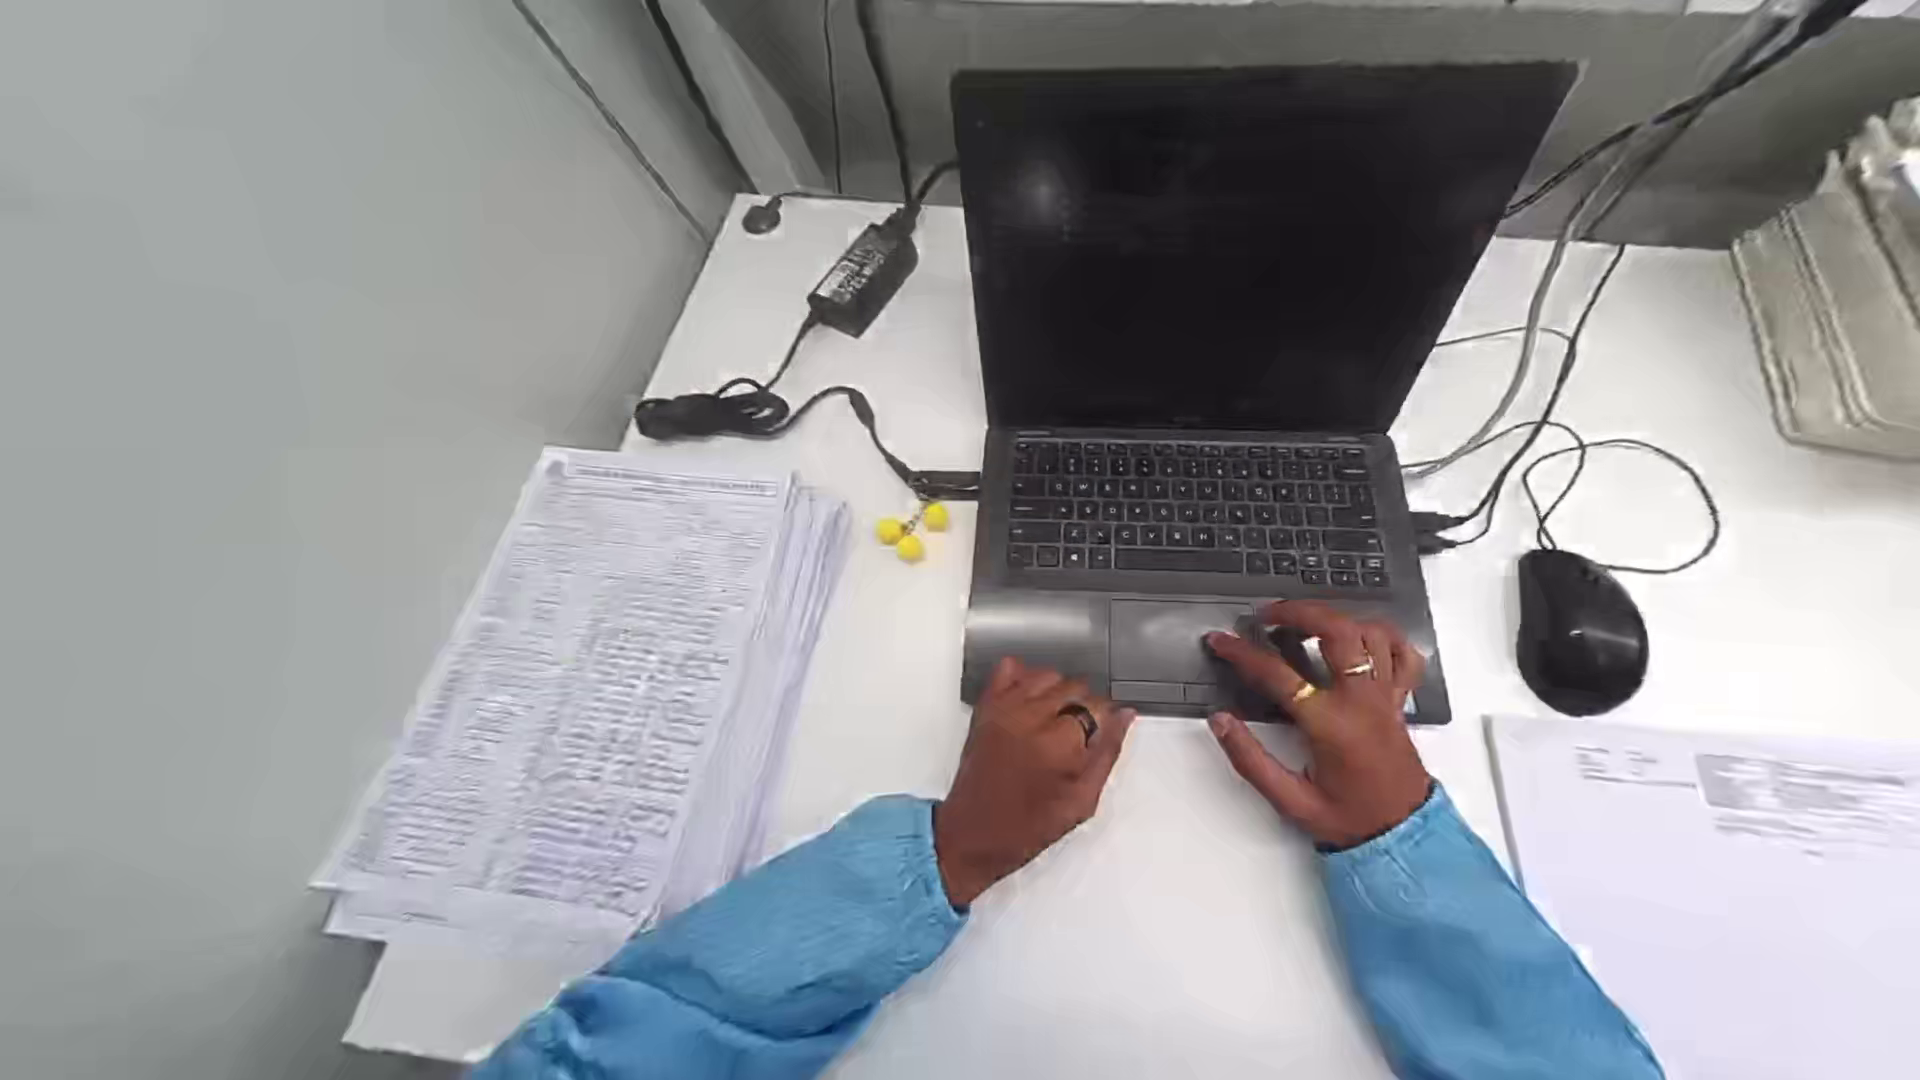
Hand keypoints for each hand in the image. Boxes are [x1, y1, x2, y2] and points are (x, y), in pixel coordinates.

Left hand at [933, 658, 1136, 906]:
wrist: (975, 832)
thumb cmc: (1026, 825)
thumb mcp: (1082, 800)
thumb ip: (1108, 752)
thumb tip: (1124, 717)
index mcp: (1059, 743)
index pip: (1098, 705)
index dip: (1105, 718)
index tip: (1103, 728)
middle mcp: (1031, 718)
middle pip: (1074, 686)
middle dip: (1084, 706)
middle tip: (1078, 732)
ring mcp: (1005, 708)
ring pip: (1046, 675)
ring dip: (1057, 690)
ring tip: (1056, 717)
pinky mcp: (986, 706)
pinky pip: (1009, 668)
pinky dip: (1023, 676)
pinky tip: (1030, 699)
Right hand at [1203, 602, 1431, 850]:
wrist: (1407, 840)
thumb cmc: (1349, 820)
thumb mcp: (1290, 800)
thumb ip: (1250, 760)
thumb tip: (1220, 722)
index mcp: (1331, 725)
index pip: (1278, 673)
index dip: (1242, 652)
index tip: (1220, 641)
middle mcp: (1362, 702)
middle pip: (1337, 632)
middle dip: (1297, 612)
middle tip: (1267, 615)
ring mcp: (1385, 698)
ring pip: (1371, 634)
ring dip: (1335, 618)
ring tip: (1305, 620)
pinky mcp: (1399, 702)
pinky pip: (1403, 655)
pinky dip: (1382, 637)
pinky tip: (1357, 637)